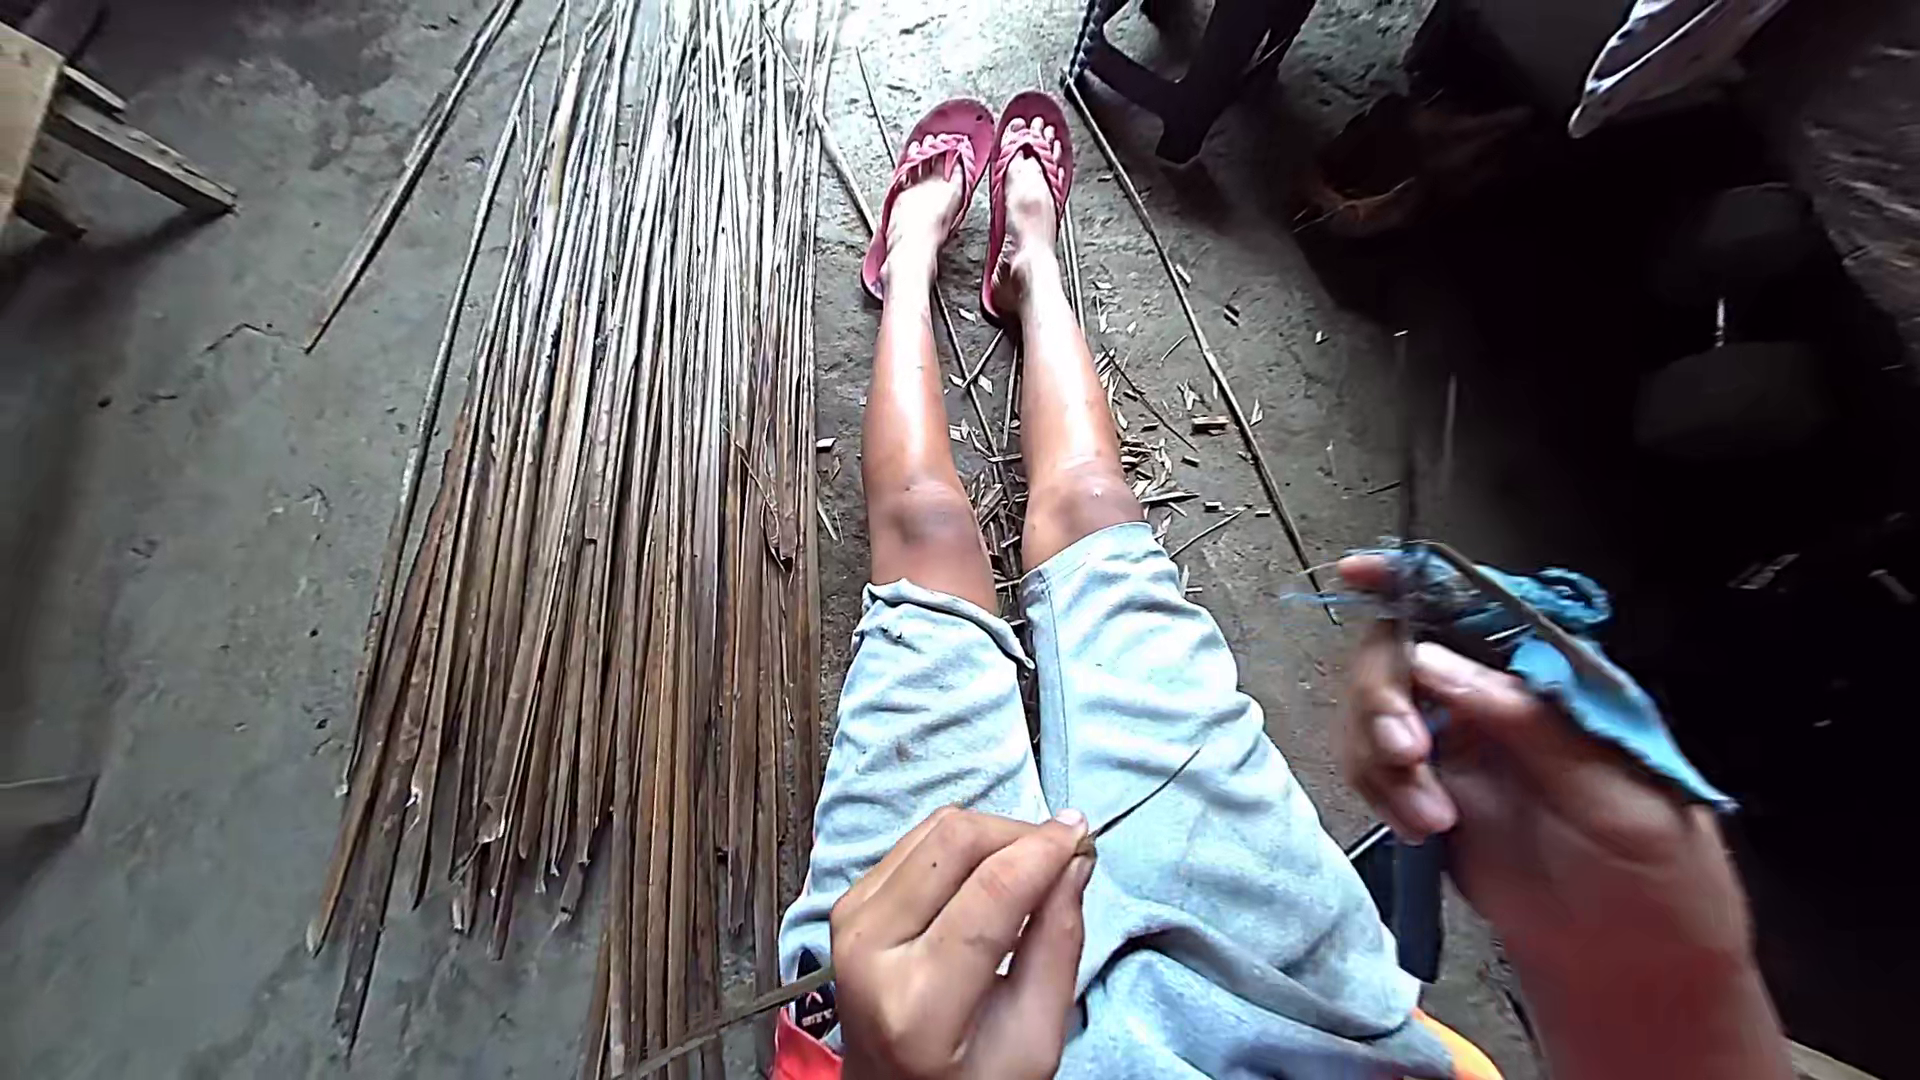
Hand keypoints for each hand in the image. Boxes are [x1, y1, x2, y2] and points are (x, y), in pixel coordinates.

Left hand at [830, 806, 1093, 1079]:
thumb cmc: (970, 1076)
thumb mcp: (1034, 1039)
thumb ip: (1059, 942)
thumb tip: (1074, 857)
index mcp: (918, 1003)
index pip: (989, 894)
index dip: (1040, 851)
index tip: (1079, 832)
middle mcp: (871, 946)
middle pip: (957, 841)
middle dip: (1018, 833)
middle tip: (1057, 852)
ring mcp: (854, 916)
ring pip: (937, 827)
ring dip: (993, 832)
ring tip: (1024, 865)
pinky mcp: (851, 896)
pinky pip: (918, 837)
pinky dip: (963, 841)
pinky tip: (983, 871)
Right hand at [1338, 555, 1789, 1079]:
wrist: (1615, 962)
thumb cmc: (1649, 878)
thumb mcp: (1617, 800)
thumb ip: (1528, 724)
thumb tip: (1431, 662)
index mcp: (1547, 680)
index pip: (1474, 607)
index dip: (1414, 581)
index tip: (1358, 572)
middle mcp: (1483, 692)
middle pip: (1397, 653)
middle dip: (1385, 699)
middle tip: (1407, 752)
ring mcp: (1443, 732)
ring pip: (1368, 707)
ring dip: (1381, 759)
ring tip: (1429, 816)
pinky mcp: (1412, 773)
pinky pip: (1361, 756)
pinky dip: (1377, 789)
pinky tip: (1418, 826)